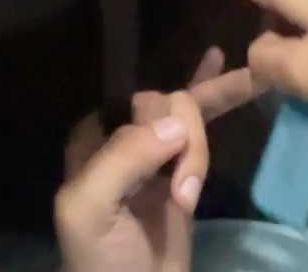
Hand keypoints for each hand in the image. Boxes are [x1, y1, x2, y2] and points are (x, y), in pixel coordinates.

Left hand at [55, 49, 260, 271]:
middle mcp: (123, 133)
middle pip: (164, 104)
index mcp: (93, 135)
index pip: (131, 100)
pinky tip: (218, 56)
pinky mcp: (184, 166)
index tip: (171, 153)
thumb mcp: (90, 207)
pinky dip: (211, 85)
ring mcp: (156, 149)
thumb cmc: (101, 257)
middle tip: (185, 193)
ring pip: (187, 111)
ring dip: (199, 145)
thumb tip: (175, 123)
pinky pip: (199, 118)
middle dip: (184, 141)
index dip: (155, 119)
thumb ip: (124, 158)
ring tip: (190, 194)